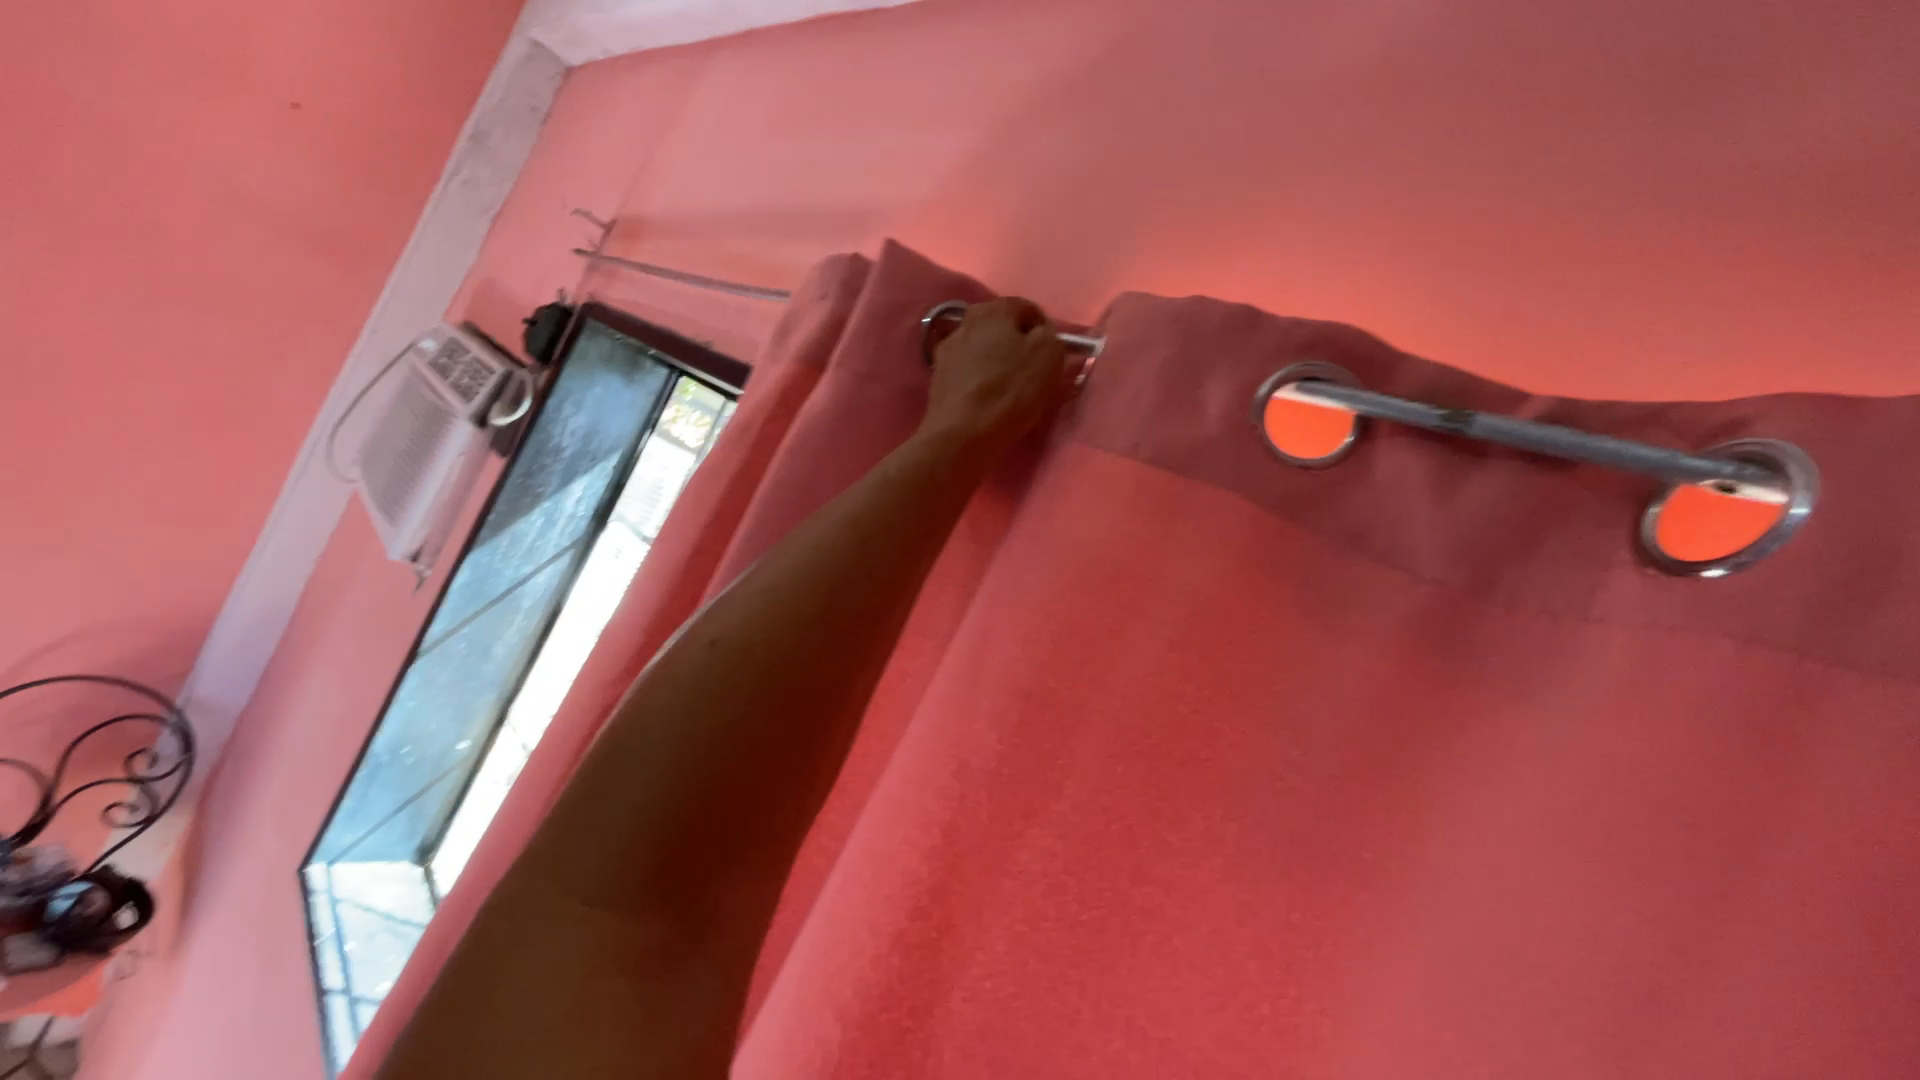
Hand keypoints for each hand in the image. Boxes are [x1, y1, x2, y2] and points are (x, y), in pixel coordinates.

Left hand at [919, 298, 1077, 463]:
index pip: (1027, 309)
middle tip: (1031, 373)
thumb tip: (1041, 335)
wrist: (962, 434)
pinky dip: (980, 382)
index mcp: (992, 310)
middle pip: (1001, 330)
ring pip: (982, 352)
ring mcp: (946, 352)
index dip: (1044, 330)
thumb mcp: (1049, 355)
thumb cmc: (1010, 390)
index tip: (1051, 355)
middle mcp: (964, 323)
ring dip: (997, 364)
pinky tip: (987, 402)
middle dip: (1018, 346)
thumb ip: (1050, 336)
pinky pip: (968, 374)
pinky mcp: (937, 380)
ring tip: (1008, 391)